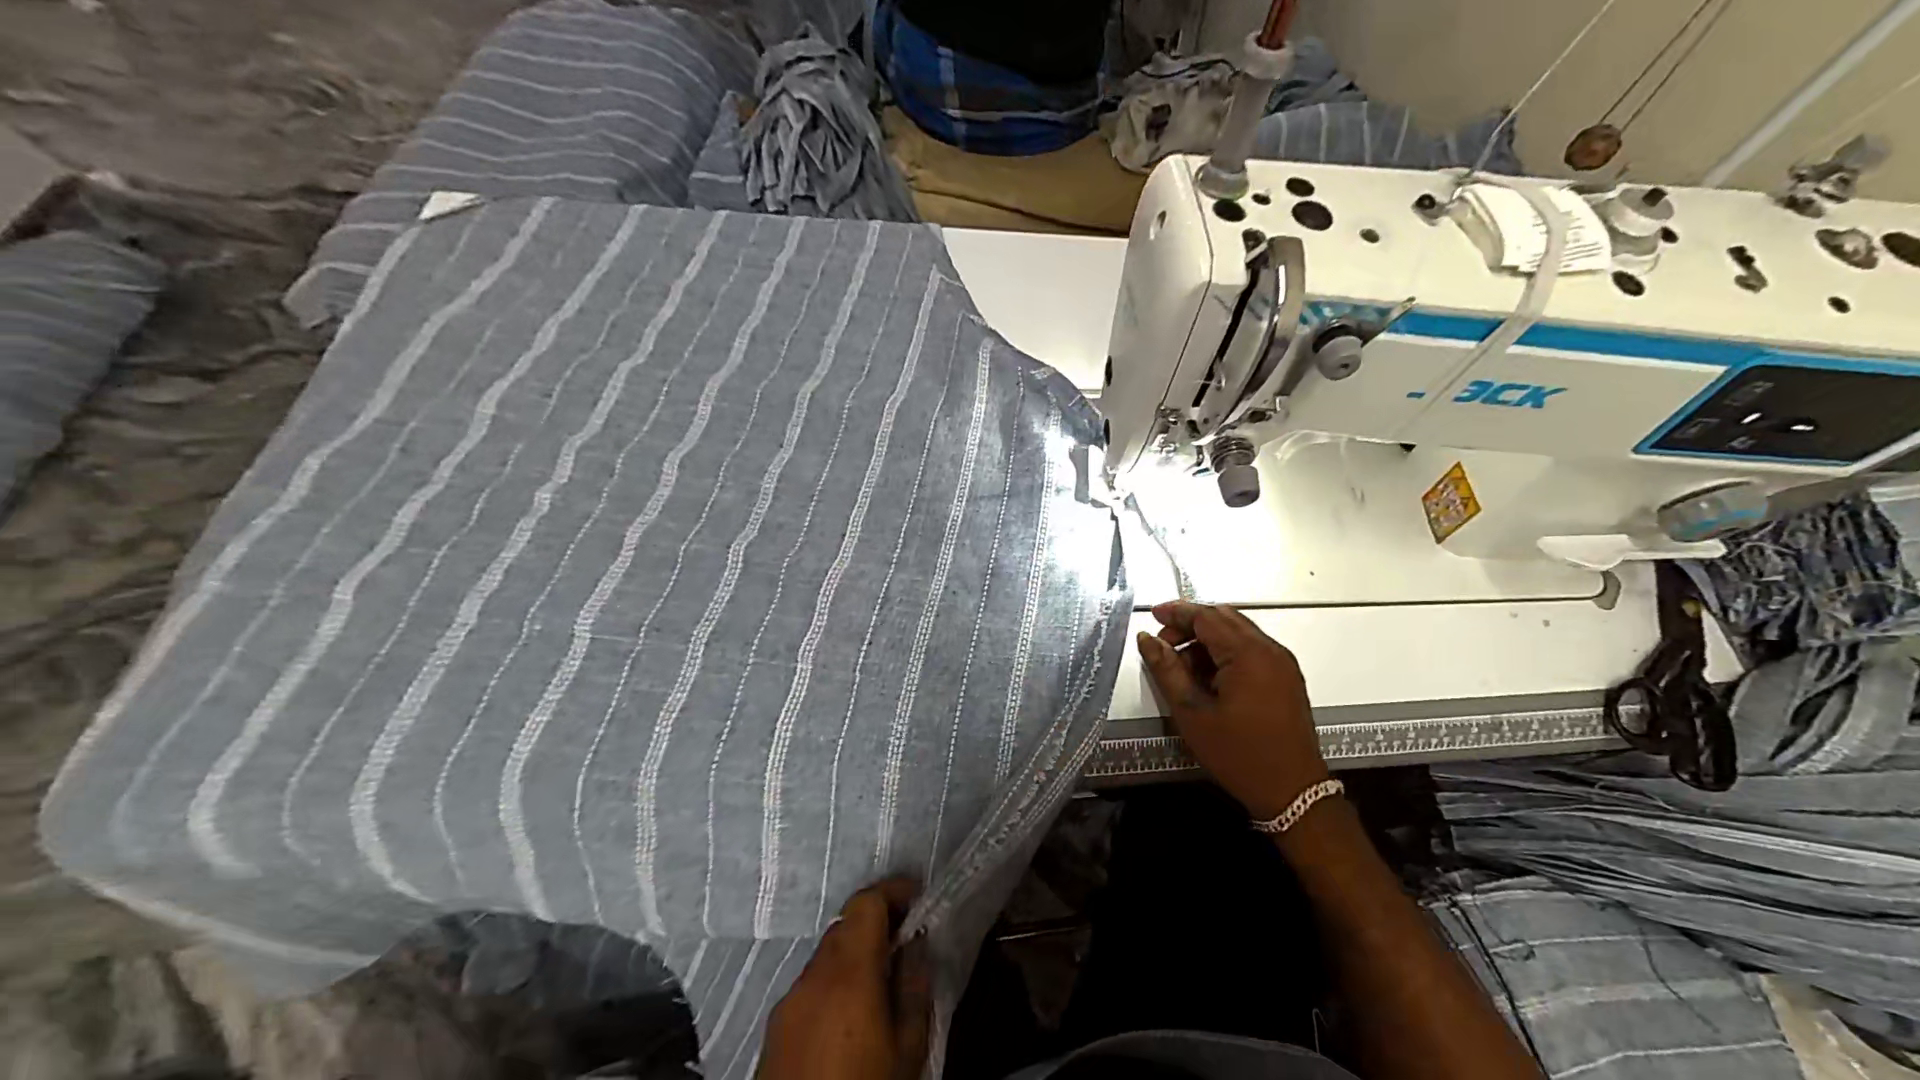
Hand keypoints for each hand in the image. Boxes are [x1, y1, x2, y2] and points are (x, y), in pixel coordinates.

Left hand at [758, 878, 930, 1079]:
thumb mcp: (906, 1050)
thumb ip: (913, 988)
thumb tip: (916, 944)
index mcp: (849, 972)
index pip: (866, 903)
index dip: (893, 891)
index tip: (918, 897)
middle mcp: (814, 975)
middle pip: (845, 926)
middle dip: (877, 924)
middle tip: (907, 940)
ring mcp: (789, 999)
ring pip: (827, 955)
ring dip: (855, 954)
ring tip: (883, 982)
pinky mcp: (776, 1024)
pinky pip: (810, 984)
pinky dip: (834, 981)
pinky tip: (850, 1015)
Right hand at [1136, 600, 1330, 819]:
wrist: (1292, 792)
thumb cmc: (1238, 754)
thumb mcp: (1192, 713)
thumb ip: (1166, 670)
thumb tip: (1148, 640)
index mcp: (1248, 654)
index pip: (1207, 616)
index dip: (1176, 612)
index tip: (1152, 615)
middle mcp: (1270, 650)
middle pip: (1224, 618)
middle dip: (1190, 624)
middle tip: (1163, 644)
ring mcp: (1282, 663)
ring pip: (1238, 633)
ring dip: (1207, 640)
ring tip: (1181, 667)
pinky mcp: (1287, 678)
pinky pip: (1251, 650)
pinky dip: (1225, 653)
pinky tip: (1208, 679)